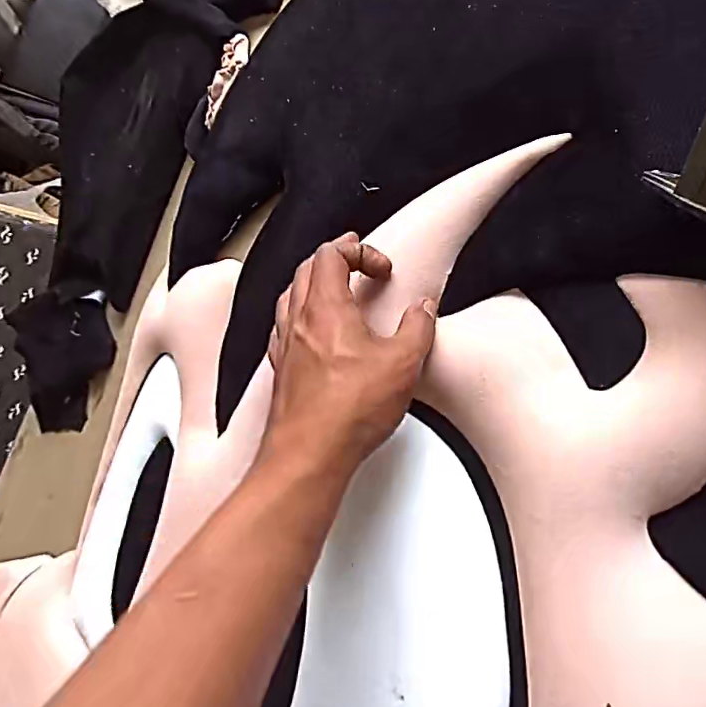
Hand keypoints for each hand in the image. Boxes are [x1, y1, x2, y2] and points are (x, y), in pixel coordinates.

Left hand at [263, 234, 437, 479]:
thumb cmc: (347, 412)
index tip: (381, 268)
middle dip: (334, 257)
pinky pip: (284, 327)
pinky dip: (300, 316)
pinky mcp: (282, 371)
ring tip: (334, 289)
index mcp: (326, 309)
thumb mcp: (403, 363)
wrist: (309, 455)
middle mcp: (299, 321)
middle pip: (307, 269)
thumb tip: (423, 309)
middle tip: (354, 257)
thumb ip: (417, 328)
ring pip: (291, 295)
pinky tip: (313, 332)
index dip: (359, 251)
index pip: (330, 254)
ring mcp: (286, 346)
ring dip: (313, 283)